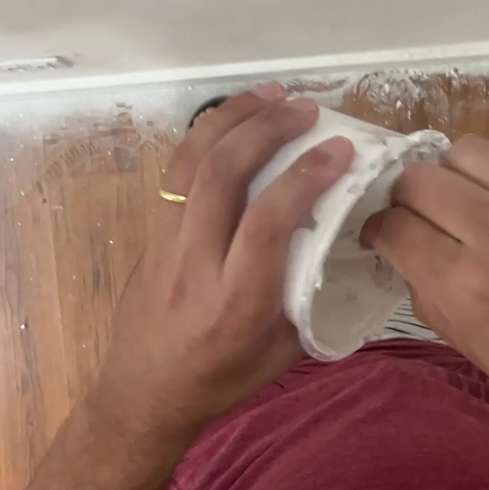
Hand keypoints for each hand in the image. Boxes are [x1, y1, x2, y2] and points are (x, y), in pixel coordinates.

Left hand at [87, 84, 352, 444]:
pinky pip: (176, 172)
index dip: (305, 177)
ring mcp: (166, 243)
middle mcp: (196, 263)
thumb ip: (311, 295)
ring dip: (232, 119)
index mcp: (236, 301)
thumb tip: (345, 242)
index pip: (267, 222)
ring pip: (191, 164)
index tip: (339, 150)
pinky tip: (232, 120)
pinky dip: (206, 136)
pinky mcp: (152, 232)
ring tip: (269, 95)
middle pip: (222, 175)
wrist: (144, 394)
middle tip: (305, 108)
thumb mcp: (283, 352)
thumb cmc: (221, 379)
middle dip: (266, 130)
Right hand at [362, 136, 488, 453]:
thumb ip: (437, 303)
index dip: (379, 230)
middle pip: (419, 178)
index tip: (385, 236)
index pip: (394, 227)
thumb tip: (410, 260)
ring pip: (468, 150)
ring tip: (472, 199)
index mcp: (470, 287)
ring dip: (456, 174)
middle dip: (407, 197)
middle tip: (423, 216)